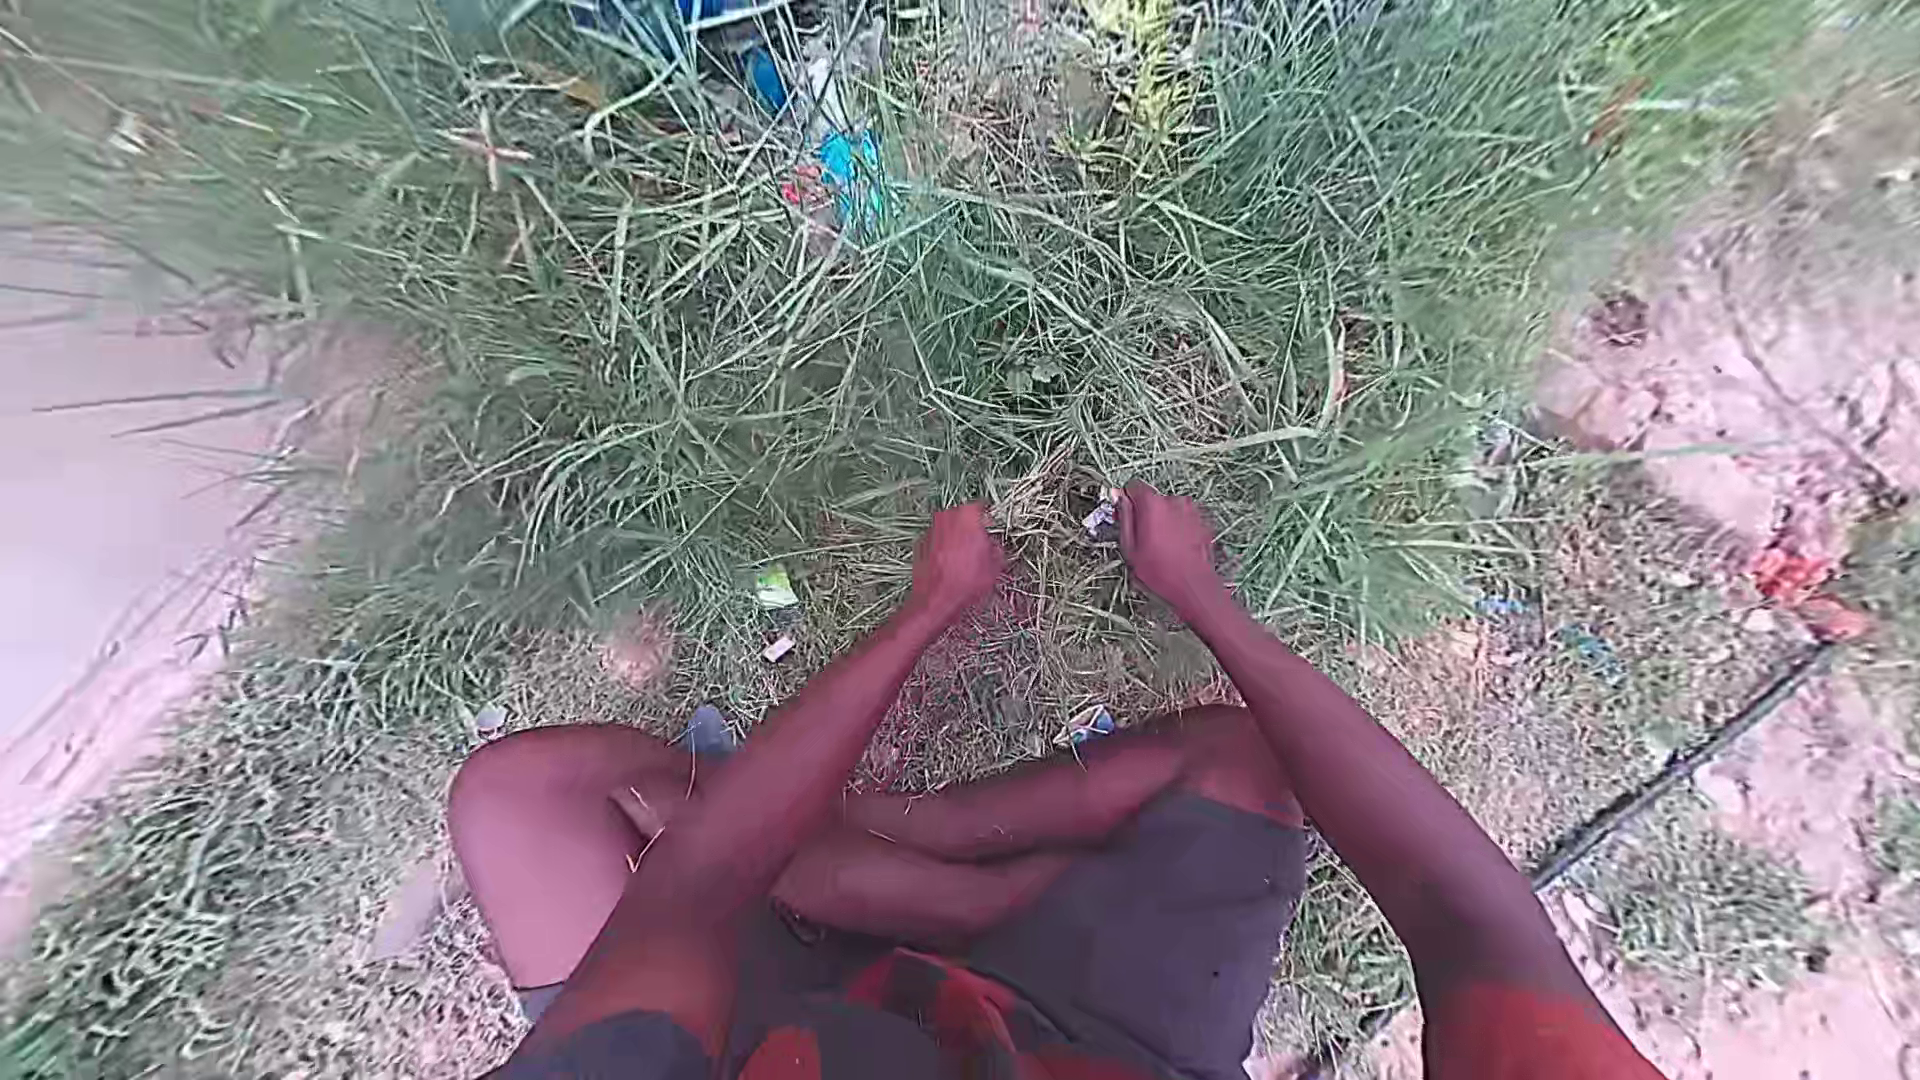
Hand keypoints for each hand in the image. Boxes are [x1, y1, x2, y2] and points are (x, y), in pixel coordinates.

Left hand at [907, 503, 1004, 622]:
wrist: (937, 600)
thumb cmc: (964, 582)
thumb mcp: (994, 566)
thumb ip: (996, 548)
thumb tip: (994, 547)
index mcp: (967, 516)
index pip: (980, 506)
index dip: (988, 517)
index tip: (991, 525)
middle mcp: (946, 518)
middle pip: (962, 514)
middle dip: (971, 526)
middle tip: (980, 542)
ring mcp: (930, 530)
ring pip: (947, 527)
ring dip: (955, 536)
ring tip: (964, 555)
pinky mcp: (919, 544)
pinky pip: (935, 539)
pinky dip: (942, 546)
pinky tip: (950, 562)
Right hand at [1118, 481, 1229, 623]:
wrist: (1194, 588)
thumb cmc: (1161, 572)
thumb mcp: (1129, 547)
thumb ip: (1123, 517)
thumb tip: (1119, 500)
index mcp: (1153, 504)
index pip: (1134, 486)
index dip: (1125, 500)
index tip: (1122, 514)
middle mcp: (1174, 502)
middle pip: (1152, 498)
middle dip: (1144, 513)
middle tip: (1140, 537)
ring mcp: (1192, 511)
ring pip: (1168, 508)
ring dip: (1162, 521)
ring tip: (1159, 546)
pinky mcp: (1203, 522)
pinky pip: (1183, 518)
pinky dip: (1177, 527)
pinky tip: (1173, 548)